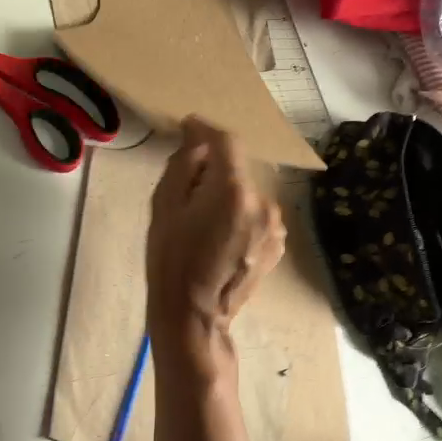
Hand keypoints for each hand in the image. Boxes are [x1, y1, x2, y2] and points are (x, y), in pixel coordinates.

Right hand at [146, 117, 286, 357]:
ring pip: (245, 191)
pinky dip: (237, 212)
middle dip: (212, 168)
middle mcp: (263, 202)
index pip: (225, 141)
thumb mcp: (164, 204)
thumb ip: (183, 164)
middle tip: (184, 185)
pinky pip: (254, 213)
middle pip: (235, 168)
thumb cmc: (170, 258)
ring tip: (200, 216)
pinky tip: (217, 234)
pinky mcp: (277, 243)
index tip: (187, 126)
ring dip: (225, 192)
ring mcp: (275, 226)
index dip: (205, 129)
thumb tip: (197, 139)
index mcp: (232, 190)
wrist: (194, 314)